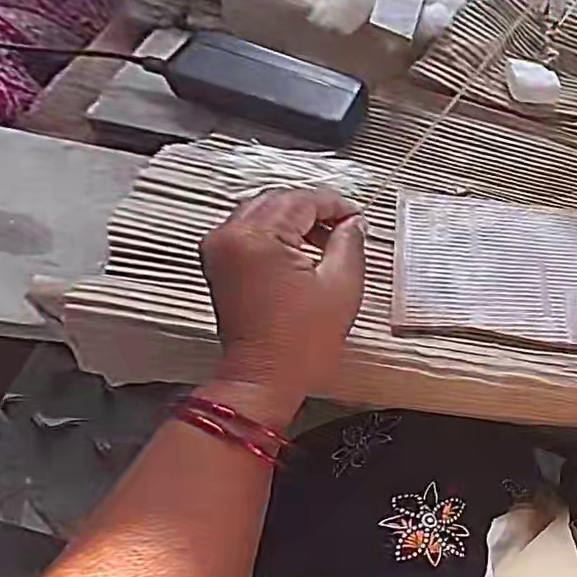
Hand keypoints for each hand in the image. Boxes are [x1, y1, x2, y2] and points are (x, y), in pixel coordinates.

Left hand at [200, 188, 365, 400]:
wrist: (266, 375)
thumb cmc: (303, 339)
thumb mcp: (342, 284)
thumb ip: (350, 243)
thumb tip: (353, 223)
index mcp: (257, 237)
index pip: (300, 201)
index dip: (335, 205)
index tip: (357, 215)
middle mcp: (229, 235)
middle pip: (277, 201)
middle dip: (314, 209)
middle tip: (347, 225)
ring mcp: (218, 249)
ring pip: (262, 213)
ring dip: (296, 220)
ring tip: (329, 241)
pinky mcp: (218, 264)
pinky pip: (250, 232)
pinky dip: (278, 234)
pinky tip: (303, 252)